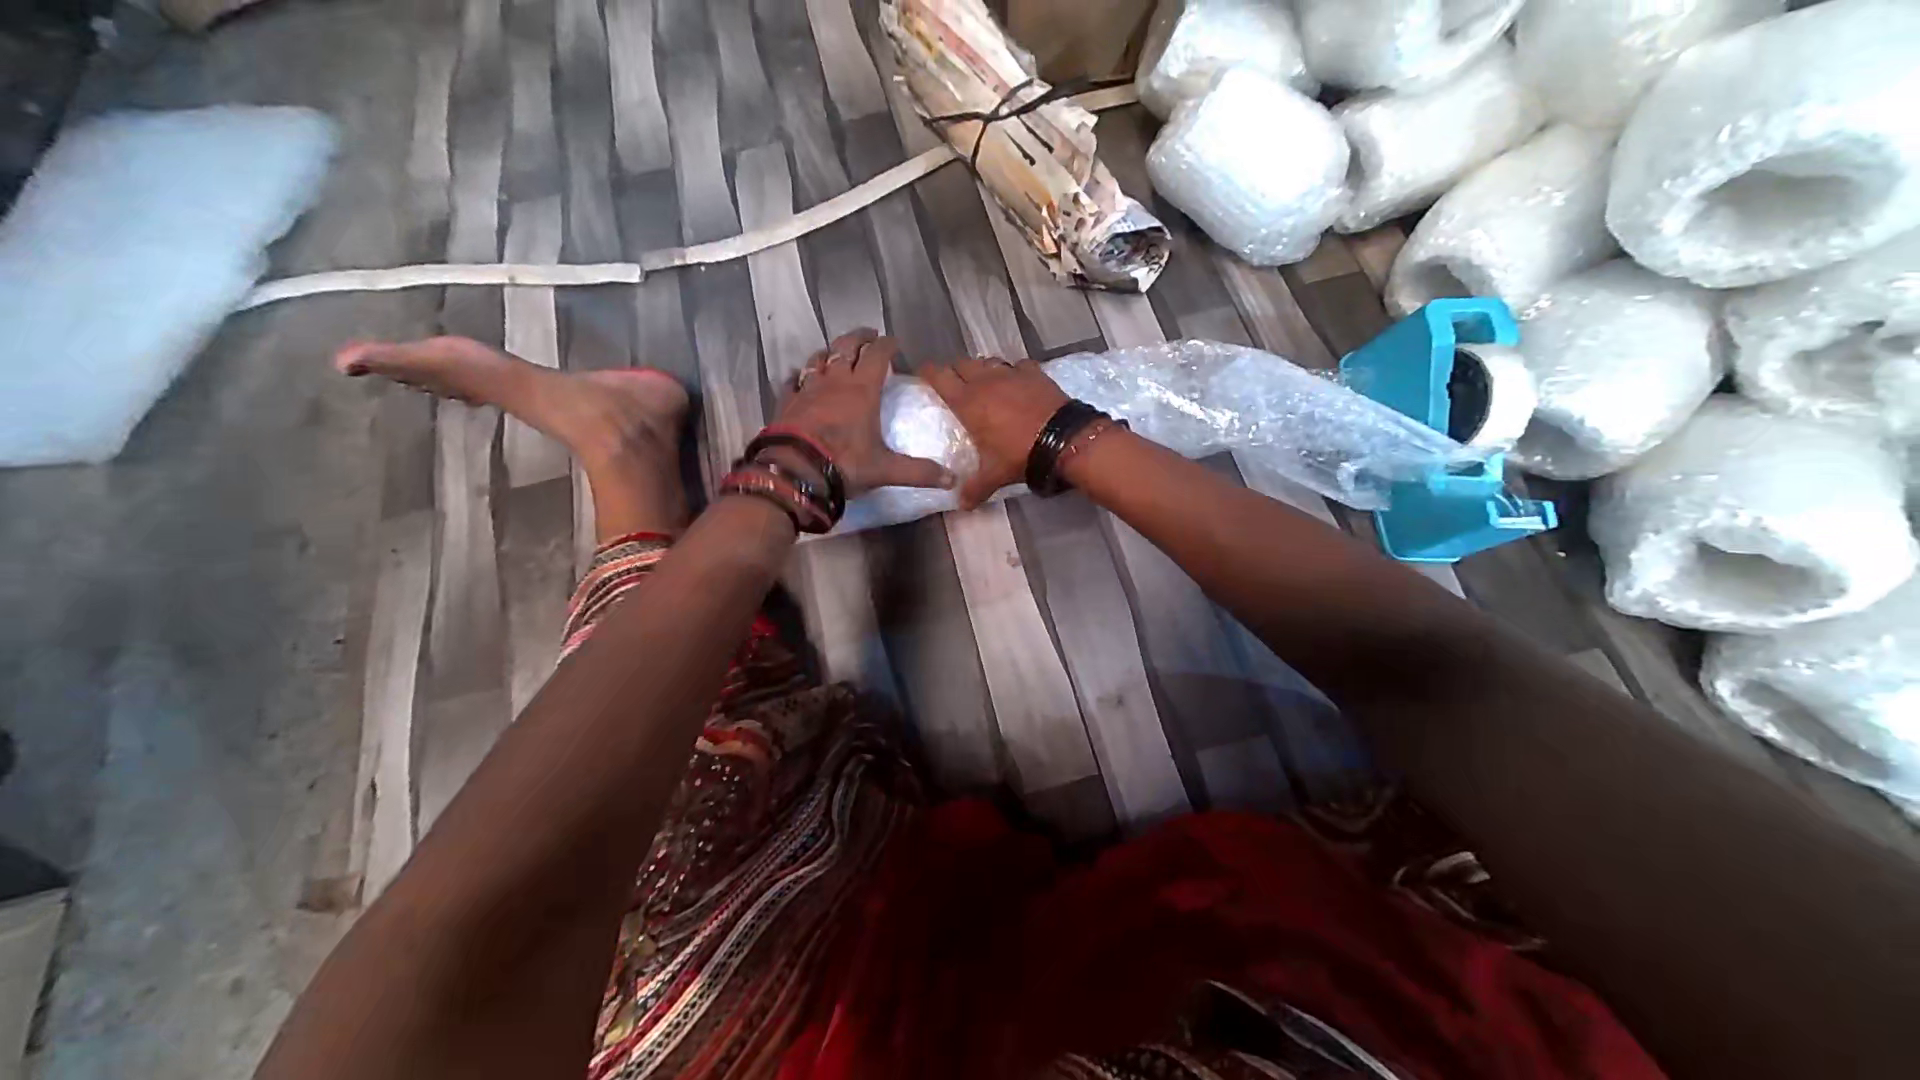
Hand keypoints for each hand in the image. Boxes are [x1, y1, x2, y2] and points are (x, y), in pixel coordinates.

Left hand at [773, 329, 954, 496]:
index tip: (893, 342)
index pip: (877, 356)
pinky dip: (799, 376)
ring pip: (818, 359)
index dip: (886, 346)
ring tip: (835, 353)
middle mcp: (835, 382)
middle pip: (846, 347)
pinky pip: (792, 381)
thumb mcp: (885, 470)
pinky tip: (799, 377)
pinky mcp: (786, 402)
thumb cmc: (844, 464)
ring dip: (829, 353)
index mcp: (862, 391)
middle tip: (868, 335)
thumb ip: (918, 472)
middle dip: (859, 338)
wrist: (794, 472)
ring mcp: (807, 389)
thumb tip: (952, 479)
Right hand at [922, 355, 1069, 509]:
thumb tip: (961, 505)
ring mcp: (1010, 373)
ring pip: (988, 361)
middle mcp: (984, 381)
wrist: (1062, 440)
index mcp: (967, 402)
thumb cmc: (1018, 455)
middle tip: (956, 385)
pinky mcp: (1033, 372)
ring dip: (983, 370)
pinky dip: (1013, 371)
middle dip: (955, 371)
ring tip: (985, 383)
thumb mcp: (993, 475)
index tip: (924, 374)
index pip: (939, 376)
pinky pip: (1017, 364)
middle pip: (961, 364)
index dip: (928, 372)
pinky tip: (1017, 382)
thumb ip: (974, 488)